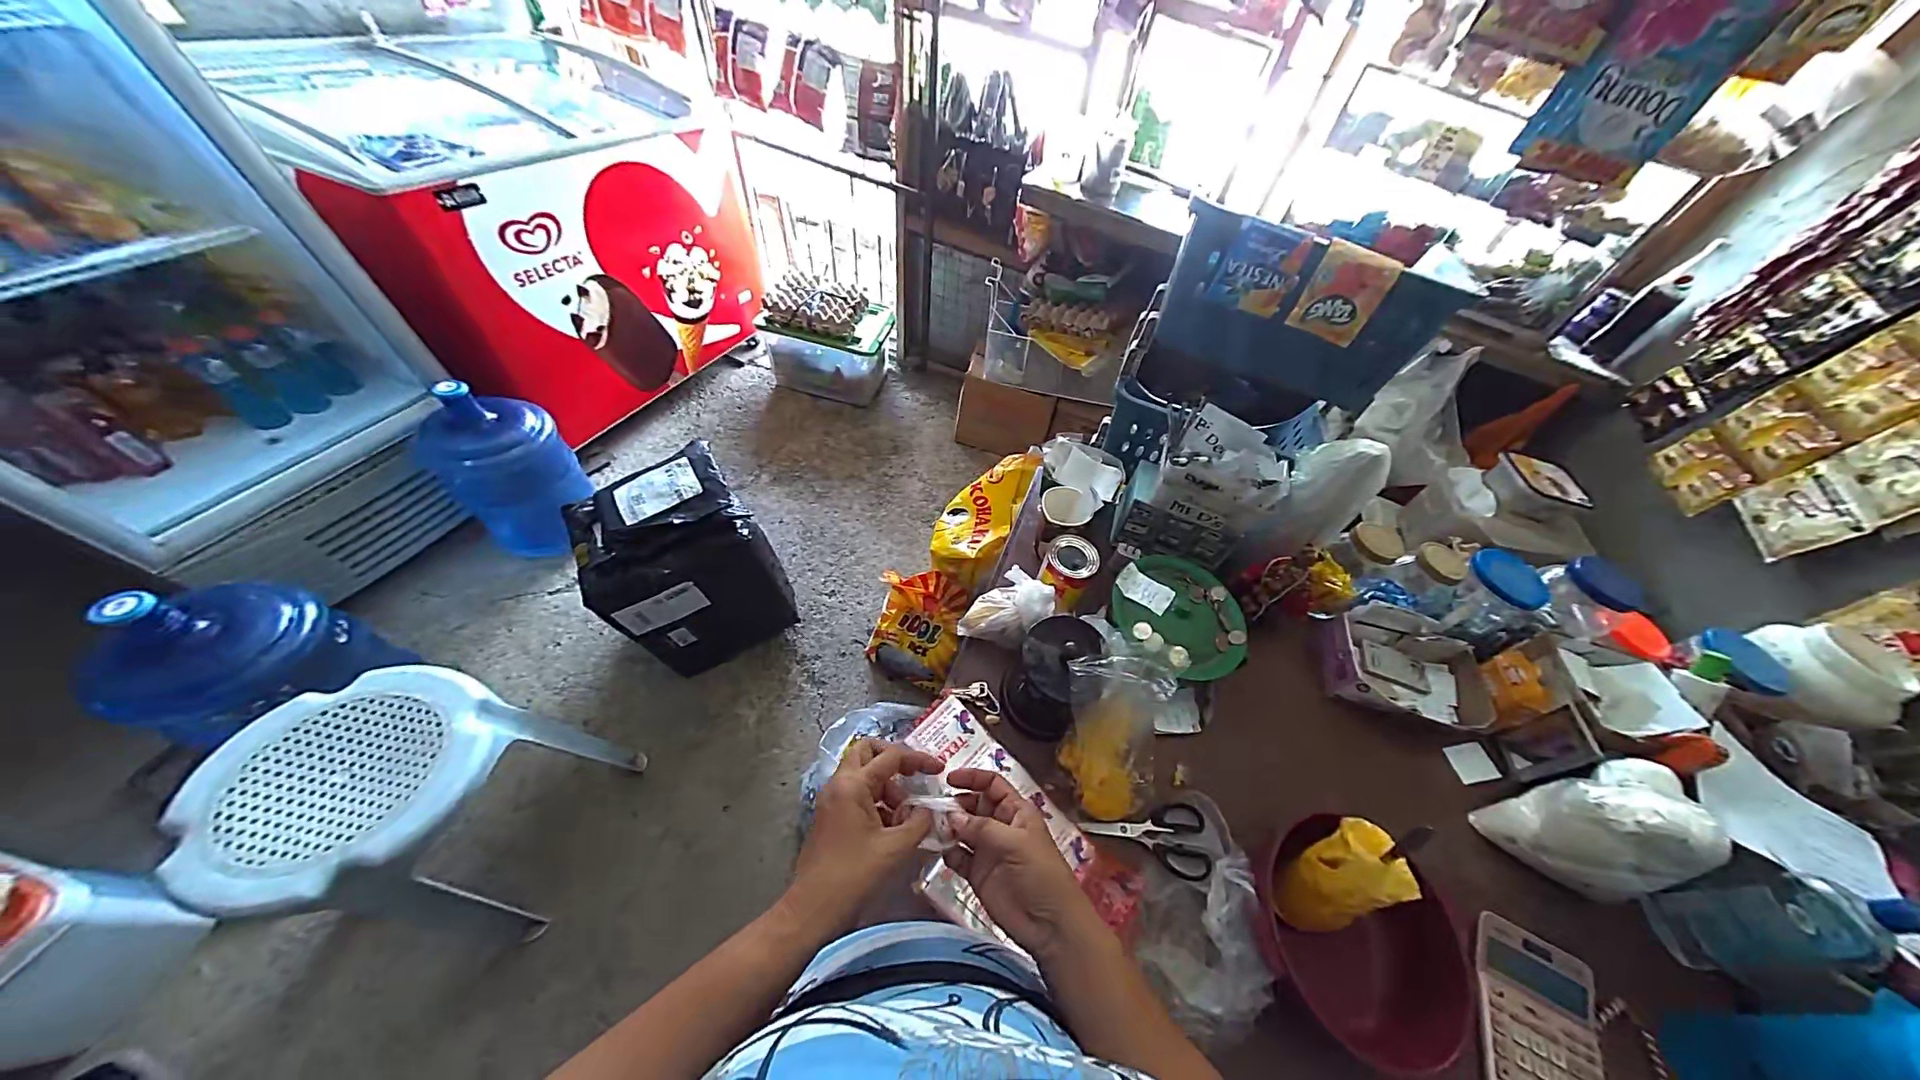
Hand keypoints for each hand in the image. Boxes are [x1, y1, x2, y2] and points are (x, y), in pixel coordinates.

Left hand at [790, 739, 943, 931]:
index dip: (918, 759)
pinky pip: (857, 794)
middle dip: (894, 760)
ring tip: (906, 815)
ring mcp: (831, 800)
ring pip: (863, 774)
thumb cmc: (854, 875)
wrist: (814, 908)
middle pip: (867, 752)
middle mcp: (838, 784)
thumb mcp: (896, 847)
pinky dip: (877, 801)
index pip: (890, 756)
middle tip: (914, 778)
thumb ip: (919, 822)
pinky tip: (892, 827)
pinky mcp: (831, 816)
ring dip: (887, 785)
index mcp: (852, 785)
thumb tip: (929, 810)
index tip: (939, 769)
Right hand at [943, 768, 1104, 962]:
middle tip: (937, 810)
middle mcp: (1000, 826)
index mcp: (1016, 811)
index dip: (972, 778)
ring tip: (933, 829)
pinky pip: (957, 855)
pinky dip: (947, 851)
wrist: (1049, 924)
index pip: (992, 785)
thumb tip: (952, 816)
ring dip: (947, 827)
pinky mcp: (977, 873)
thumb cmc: (1040, 875)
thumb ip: (982, 827)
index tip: (949, 778)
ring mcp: (987, 849)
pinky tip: (941, 850)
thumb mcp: (1016, 843)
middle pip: (972, 805)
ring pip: (961, 829)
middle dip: (955, 804)